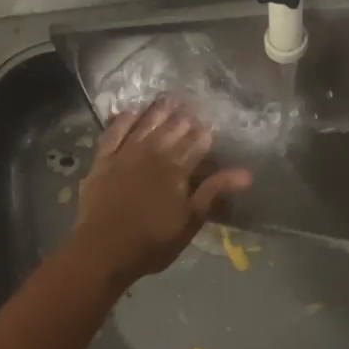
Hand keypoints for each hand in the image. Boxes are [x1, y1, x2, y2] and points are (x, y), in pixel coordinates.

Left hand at [70, 99, 252, 284]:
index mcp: (176, 169)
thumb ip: (214, 191)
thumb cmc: (152, 242)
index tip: (210, 123)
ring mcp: (124, 155)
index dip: (204, 133)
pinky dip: (124, 121)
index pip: (195, 144)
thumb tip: (246, 173)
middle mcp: (152, 154)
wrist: (103, 249)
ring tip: (168, 99)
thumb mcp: (190, 221)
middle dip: (183, 119)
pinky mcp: (102, 160)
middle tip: (191, 106)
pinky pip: (114, 133)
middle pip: (171, 131)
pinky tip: (131, 111)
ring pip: (144, 126)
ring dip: (157, 112)